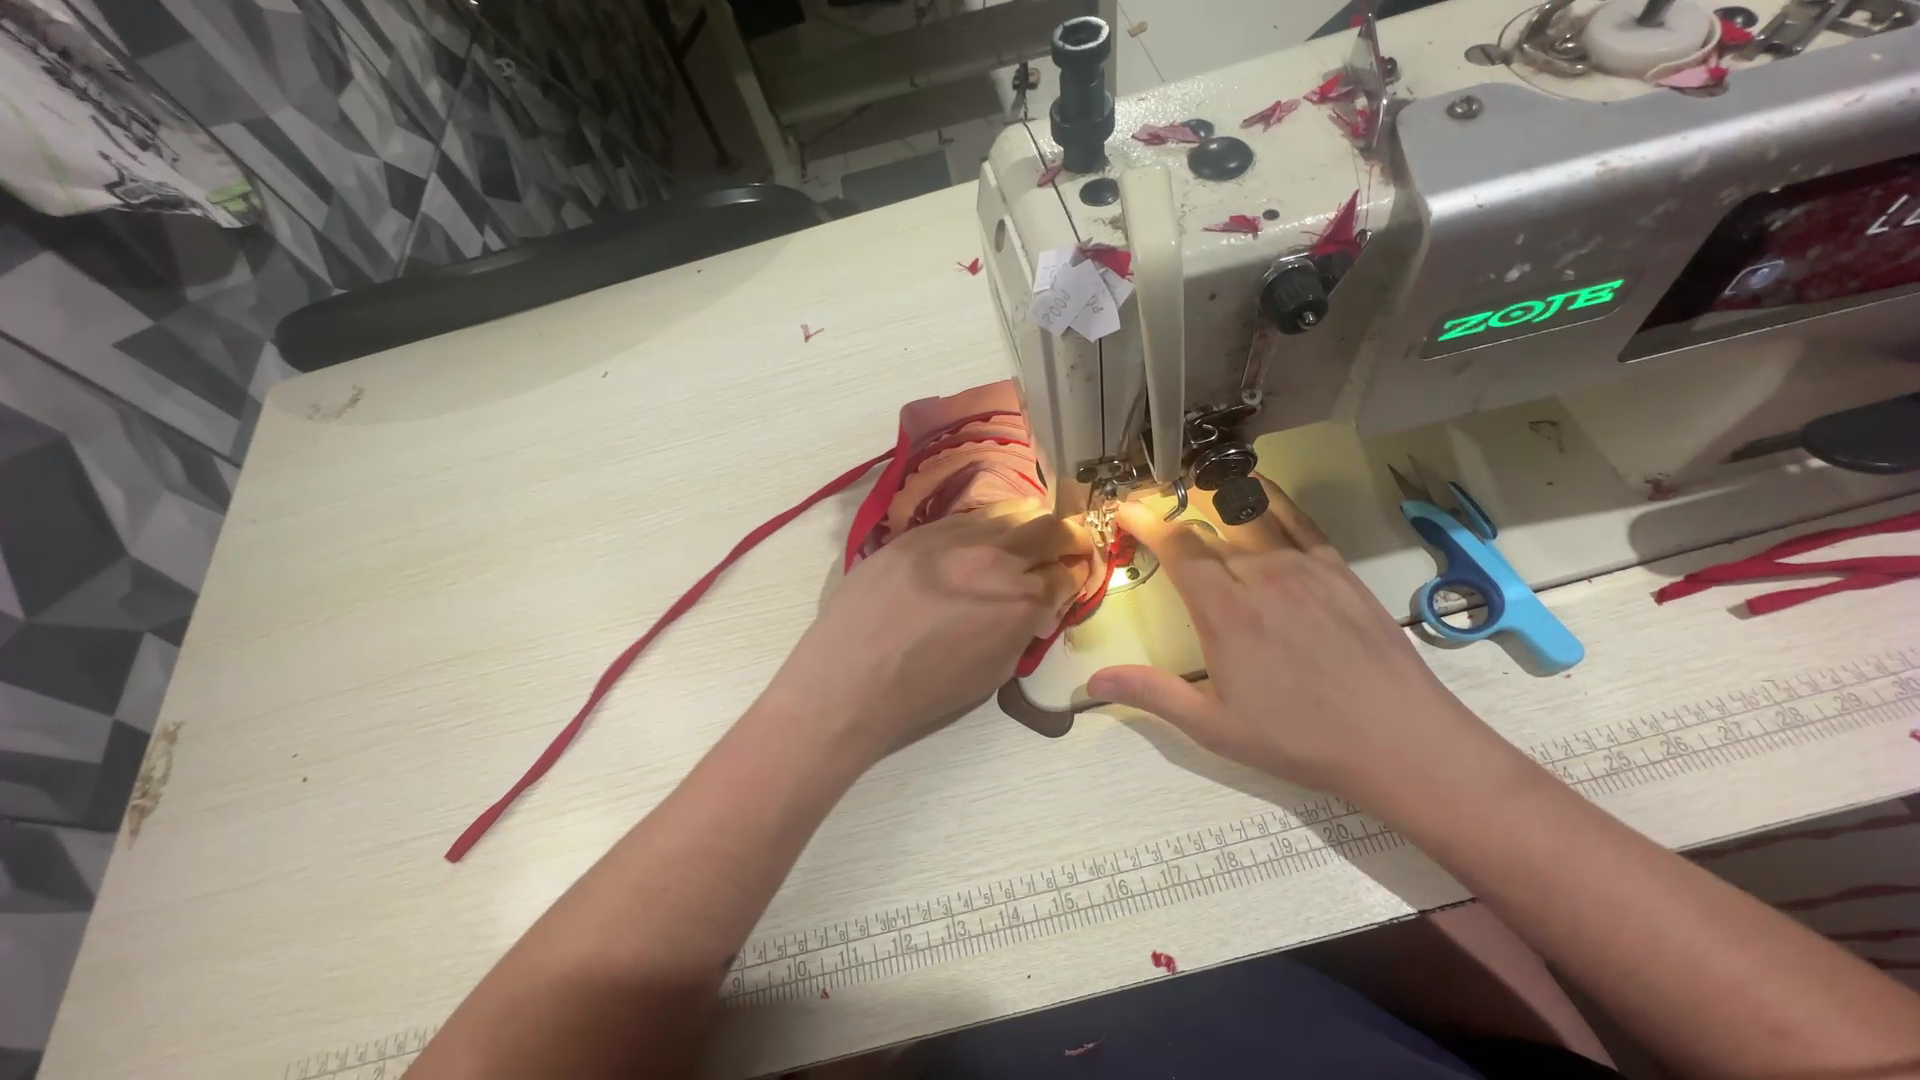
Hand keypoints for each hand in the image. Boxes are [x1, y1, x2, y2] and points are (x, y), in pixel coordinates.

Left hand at [764, 501, 1092, 760]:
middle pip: (1050, 529)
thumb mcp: (994, 673)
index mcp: (1023, 601)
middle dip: (1069, 538)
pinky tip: (977, 541)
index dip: (1074, 579)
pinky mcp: (919, 531)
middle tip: (1068, 546)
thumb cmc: (926, 690)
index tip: (1069, 582)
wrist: (853, 677)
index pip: (1067, 574)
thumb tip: (1035, 612)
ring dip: (1026, 525)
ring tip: (1022, 538)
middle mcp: (997, 559)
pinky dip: (983, 526)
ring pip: (1008, 512)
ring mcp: (955, 538)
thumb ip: (1023, 633)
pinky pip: (965, 517)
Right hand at [1088, 476, 1486, 801]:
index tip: (1125, 509)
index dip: (1147, 521)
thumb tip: (1094, 681)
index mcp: (1226, 612)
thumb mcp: (1215, 727)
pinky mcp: (1340, 570)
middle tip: (1154, 509)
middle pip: (1210, 526)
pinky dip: (1272, 500)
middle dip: (1175, 511)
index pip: (1178, 547)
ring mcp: (1306, 568)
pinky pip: (1299, 520)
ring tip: (1197, 488)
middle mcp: (1263, 576)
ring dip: (1219, 497)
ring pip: (1253, 514)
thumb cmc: (1299, 739)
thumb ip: (1153, 694)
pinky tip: (1261, 496)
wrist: (1397, 738)